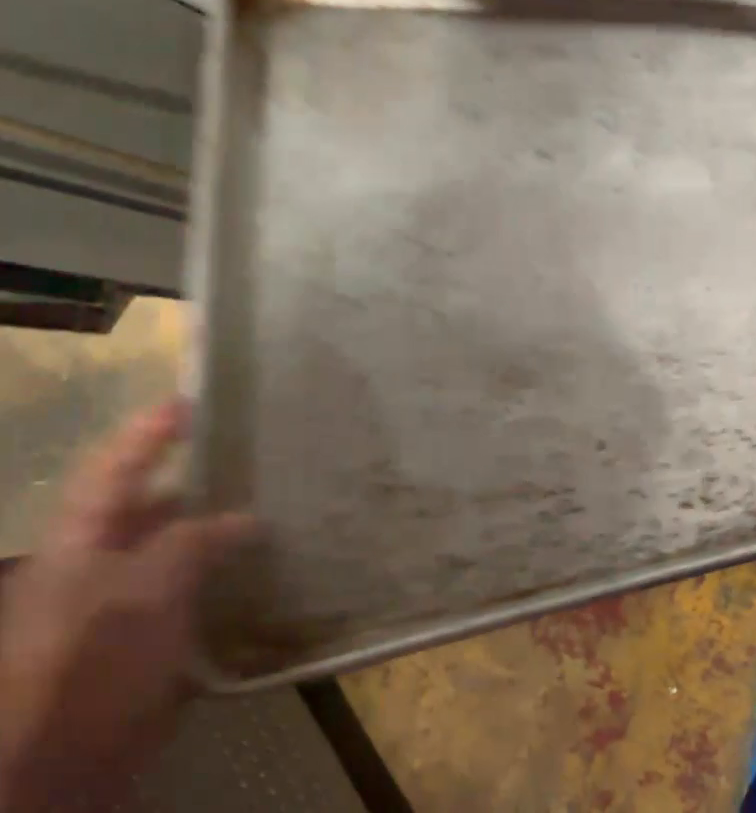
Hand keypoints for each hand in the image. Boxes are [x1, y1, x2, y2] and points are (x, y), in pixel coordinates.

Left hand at [0, 403, 252, 810]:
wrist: (61, 764)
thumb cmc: (89, 663)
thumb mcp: (140, 592)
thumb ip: (189, 544)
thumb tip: (243, 519)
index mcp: (78, 548)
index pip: (112, 475)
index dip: (148, 436)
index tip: (193, 400)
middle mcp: (100, 568)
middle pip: (151, 509)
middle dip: (202, 479)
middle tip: (262, 452)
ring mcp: (129, 606)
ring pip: (184, 550)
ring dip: (228, 529)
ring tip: (287, 504)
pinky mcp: (157, 640)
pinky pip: (204, 591)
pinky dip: (238, 574)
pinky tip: (278, 567)